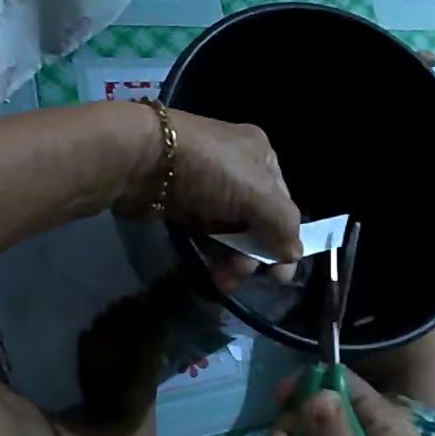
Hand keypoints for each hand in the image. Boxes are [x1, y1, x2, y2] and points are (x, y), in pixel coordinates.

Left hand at [117, 105, 301, 269]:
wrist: (140, 158)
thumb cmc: (208, 170)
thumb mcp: (257, 193)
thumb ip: (282, 225)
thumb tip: (294, 255)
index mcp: (262, 156)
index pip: (284, 204)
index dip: (285, 239)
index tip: (280, 274)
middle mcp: (239, 167)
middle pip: (258, 220)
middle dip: (254, 252)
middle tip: (243, 273)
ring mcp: (209, 185)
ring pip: (232, 230)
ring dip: (233, 258)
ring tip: (224, 279)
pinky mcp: (183, 202)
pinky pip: (207, 232)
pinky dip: (212, 251)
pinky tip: (211, 268)